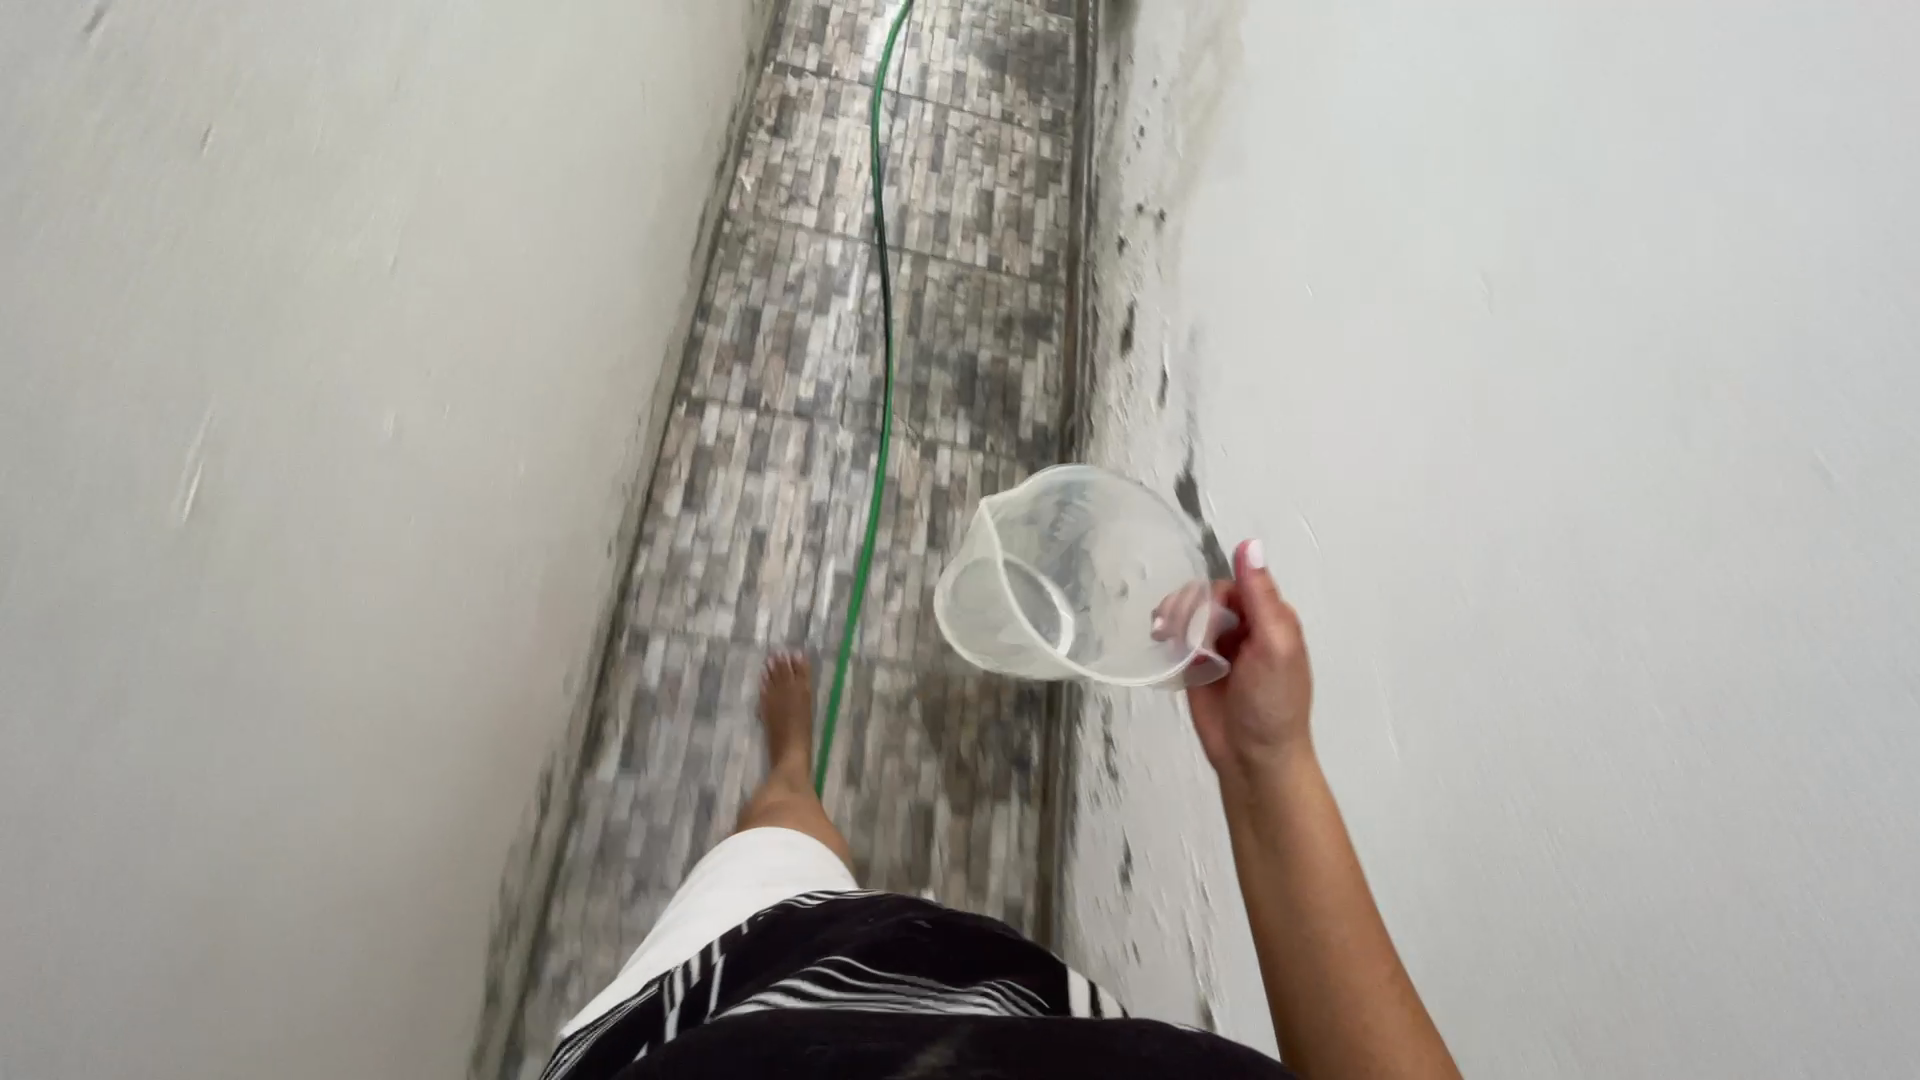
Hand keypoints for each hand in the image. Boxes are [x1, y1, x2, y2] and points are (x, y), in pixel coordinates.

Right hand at [1168, 539, 1314, 792]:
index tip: (1200, 616)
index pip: (1234, 584)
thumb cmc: (1272, 703)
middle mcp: (1245, 626)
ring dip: (1174, 619)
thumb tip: (1249, 543)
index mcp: (1270, 617)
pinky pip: (1177, 636)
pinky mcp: (1197, 664)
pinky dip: (1167, 635)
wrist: (1253, 757)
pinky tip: (1160, 641)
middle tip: (1178, 632)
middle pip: (1206, 596)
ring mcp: (1219, 646)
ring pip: (1188, 613)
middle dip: (1188, 609)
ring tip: (1164, 635)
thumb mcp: (1274, 645)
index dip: (1212, 596)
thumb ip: (1260, 595)